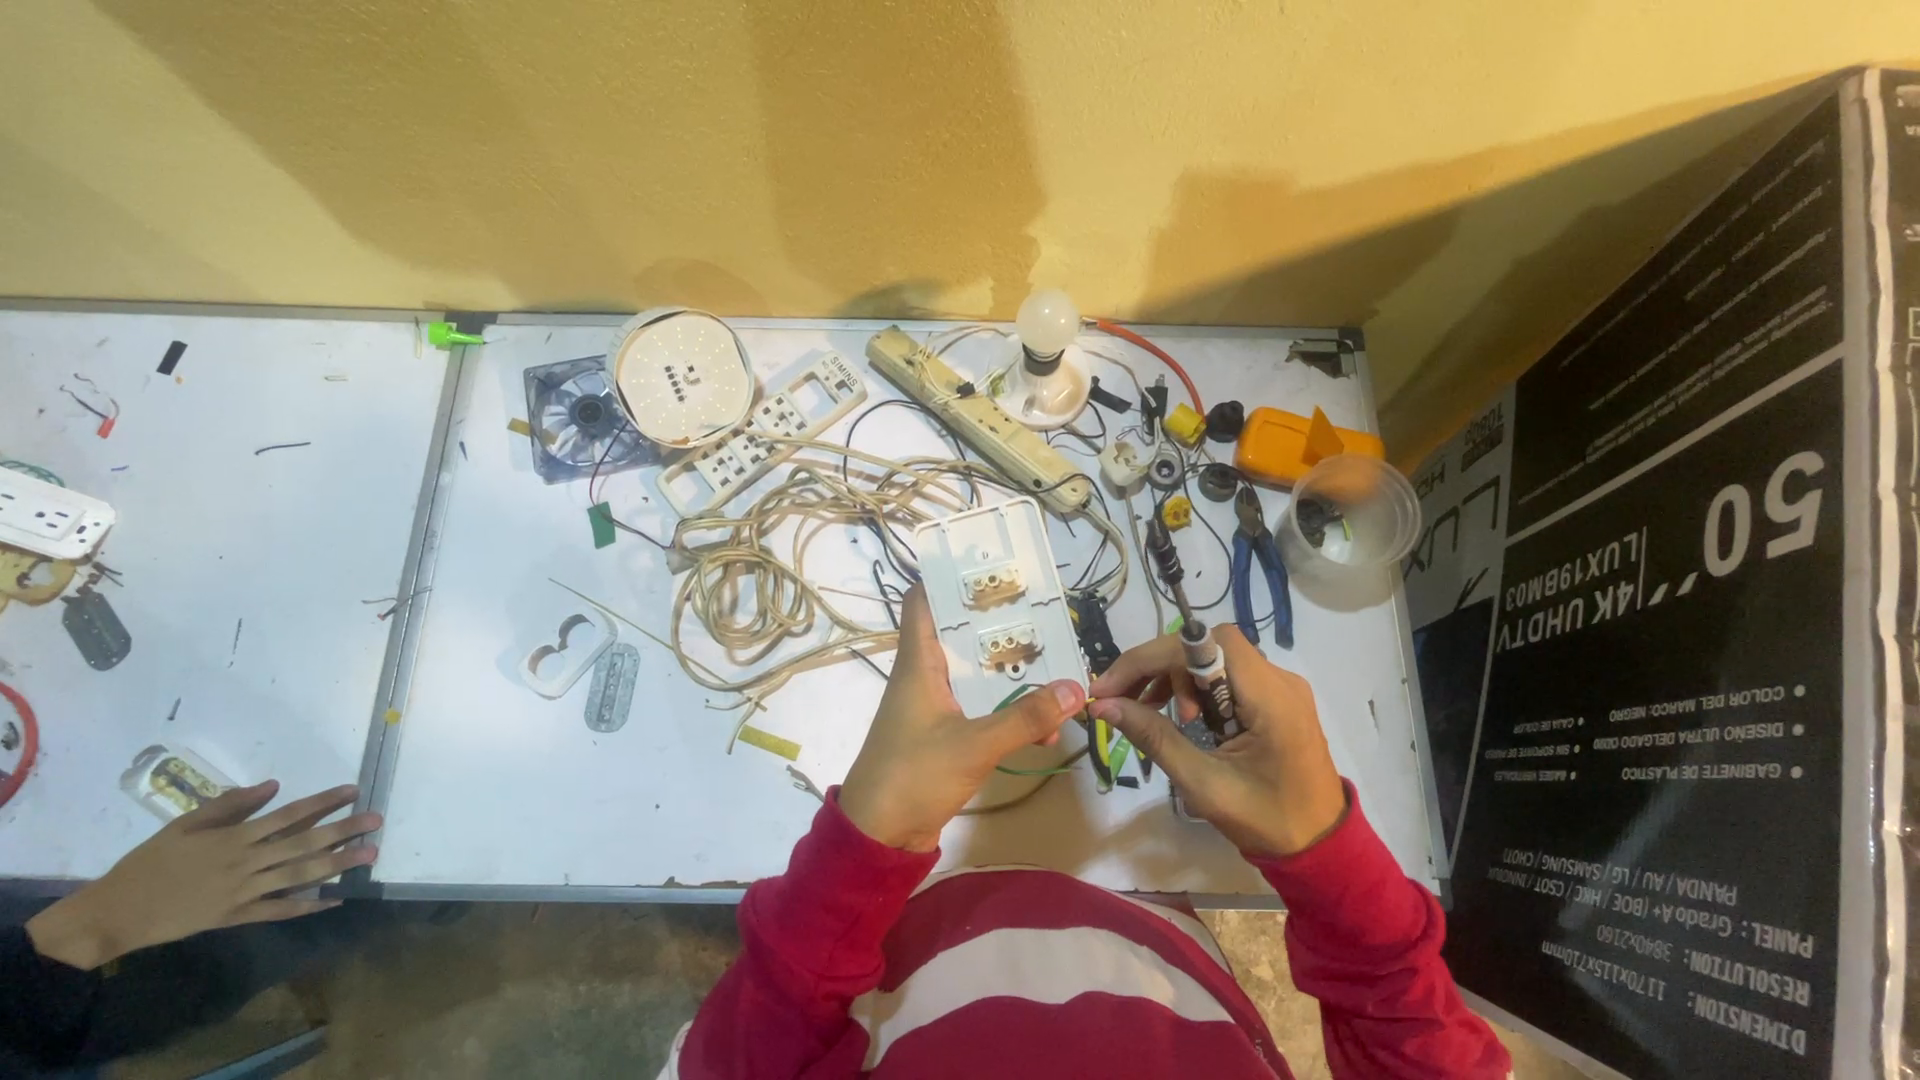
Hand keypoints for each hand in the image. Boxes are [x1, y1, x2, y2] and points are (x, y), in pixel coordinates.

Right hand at [26, 782, 379, 969]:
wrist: (112, 913)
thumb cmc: (149, 863)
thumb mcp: (184, 826)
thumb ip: (230, 805)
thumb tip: (274, 785)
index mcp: (233, 838)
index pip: (290, 814)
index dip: (324, 801)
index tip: (354, 790)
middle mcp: (244, 862)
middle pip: (303, 843)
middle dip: (343, 830)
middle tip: (377, 820)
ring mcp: (242, 891)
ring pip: (299, 876)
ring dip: (337, 864)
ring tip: (370, 854)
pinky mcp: (236, 916)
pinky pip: (279, 911)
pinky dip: (308, 906)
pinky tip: (336, 898)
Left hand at [839, 586, 1085, 851]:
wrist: (878, 835)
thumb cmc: (913, 775)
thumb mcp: (974, 744)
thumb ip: (1024, 718)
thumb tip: (1075, 687)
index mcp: (918, 661)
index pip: (924, 600)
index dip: (951, 578)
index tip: (994, 568)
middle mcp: (925, 674)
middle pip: (963, 634)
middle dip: (1003, 627)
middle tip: (1047, 615)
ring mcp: (934, 705)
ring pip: (978, 674)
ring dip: (1013, 675)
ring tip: (1057, 671)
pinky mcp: (943, 733)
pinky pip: (981, 708)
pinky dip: (1008, 711)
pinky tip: (1043, 727)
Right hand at [1088, 628, 1345, 857]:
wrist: (1322, 846)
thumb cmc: (1266, 821)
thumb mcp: (1204, 784)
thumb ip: (1155, 738)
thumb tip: (1104, 706)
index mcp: (1271, 699)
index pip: (1204, 644)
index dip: (1153, 655)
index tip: (1113, 685)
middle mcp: (1279, 680)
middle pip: (1206, 646)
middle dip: (1157, 665)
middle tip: (1122, 698)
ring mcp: (1280, 687)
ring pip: (1213, 657)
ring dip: (1173, 675)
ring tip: (1151, 711)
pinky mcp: (1275, 698)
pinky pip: (1226, 675)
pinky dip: (1194, 687)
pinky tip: (1180, 716)